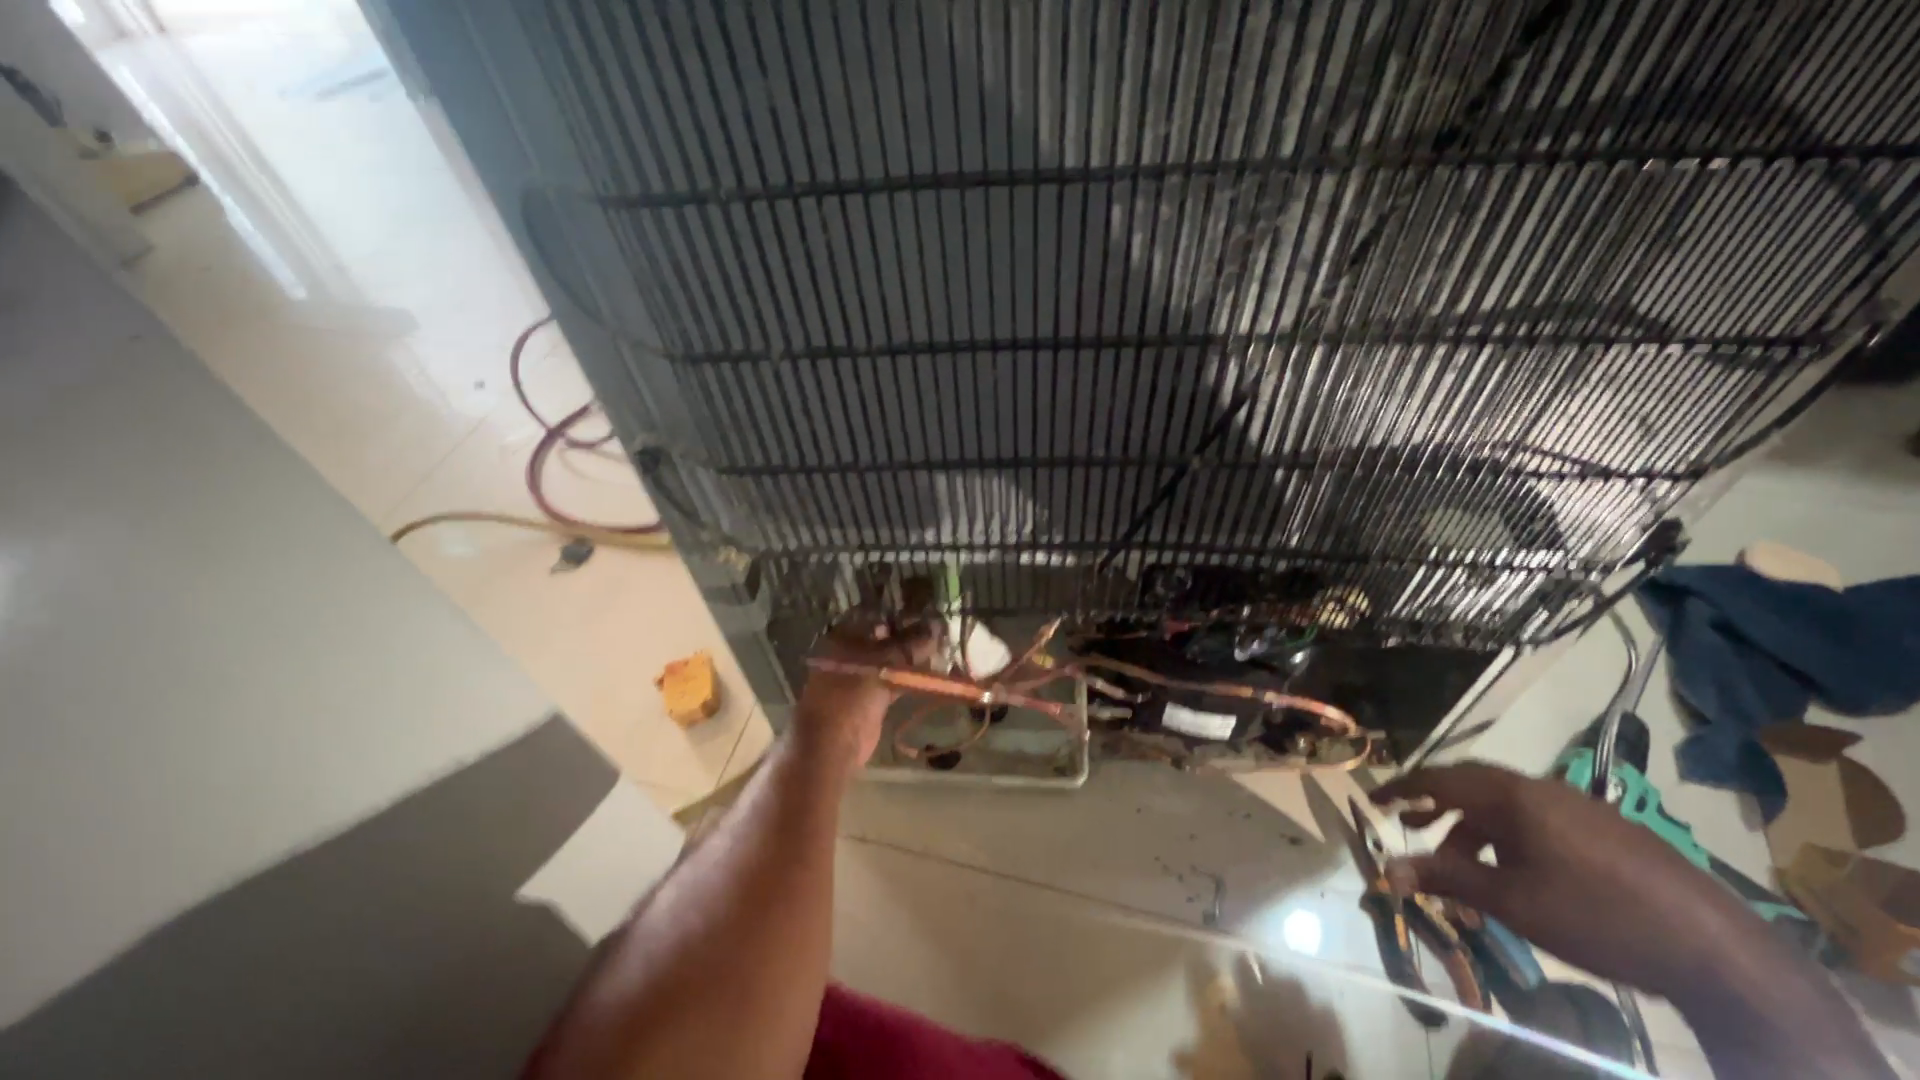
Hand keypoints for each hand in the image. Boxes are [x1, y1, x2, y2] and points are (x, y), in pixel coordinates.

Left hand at [792, 619, 934, 771]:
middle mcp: (850, 653)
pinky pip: (893, 680)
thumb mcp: (881, 666)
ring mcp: (860, 676)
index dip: (900, 615)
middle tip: (938, 630)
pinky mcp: (872, 697)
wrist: (833, 744)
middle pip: (884, 639)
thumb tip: (937, 629)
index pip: (875, 617)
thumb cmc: (849, 696)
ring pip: (890, 661)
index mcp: (842, 638)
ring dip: (912, 657)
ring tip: (940, 648)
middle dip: (909, 635)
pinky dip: (910, 677)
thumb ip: (909, 647)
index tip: (926, 613)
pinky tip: (931, 671)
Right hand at [1372, 763, 1775, 1001]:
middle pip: (1474, 785)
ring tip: (1462, 865)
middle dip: (1437, 804)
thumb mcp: (1512, 903)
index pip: (1442, 779)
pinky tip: (1514, 873)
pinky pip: (1537, 819)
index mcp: (1517, 798)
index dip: (1403, 788)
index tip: (1373, 799)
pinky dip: (1507, 836)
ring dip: (1474, 827)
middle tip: (1411, 826)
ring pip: (1508, 805)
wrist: (1712, 946)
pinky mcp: (1606, 829)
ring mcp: (1580, 807)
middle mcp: (1545, 790)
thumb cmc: (1597, 917)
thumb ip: (1447, 879)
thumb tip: (1388, 870)